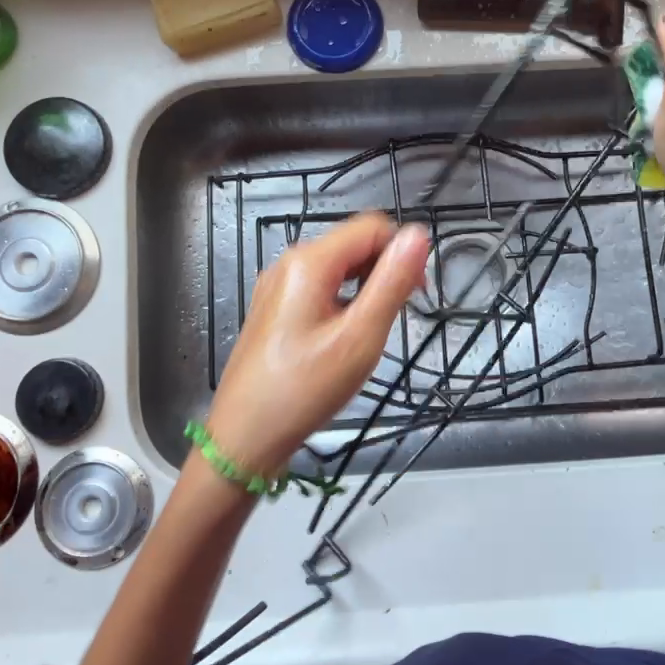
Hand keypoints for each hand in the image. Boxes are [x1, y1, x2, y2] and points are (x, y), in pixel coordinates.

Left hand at [204, 213, 429, 475]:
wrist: (245, 437)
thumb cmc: (304, 389)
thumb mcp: (359, 338)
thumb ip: (391, 283)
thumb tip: (419, 235)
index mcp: (310, 262)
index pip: (372, 227)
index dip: (403, 251)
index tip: (418, 293)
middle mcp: (290, 264)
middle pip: (354, 244)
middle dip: (385, 270)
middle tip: (397, 318)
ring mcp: (279, 286)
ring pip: (339, 267)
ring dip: (367, 288)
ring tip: (372, 333)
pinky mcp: (276, 309)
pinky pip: (322, 288)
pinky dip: (344, 302)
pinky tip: (346, 339)